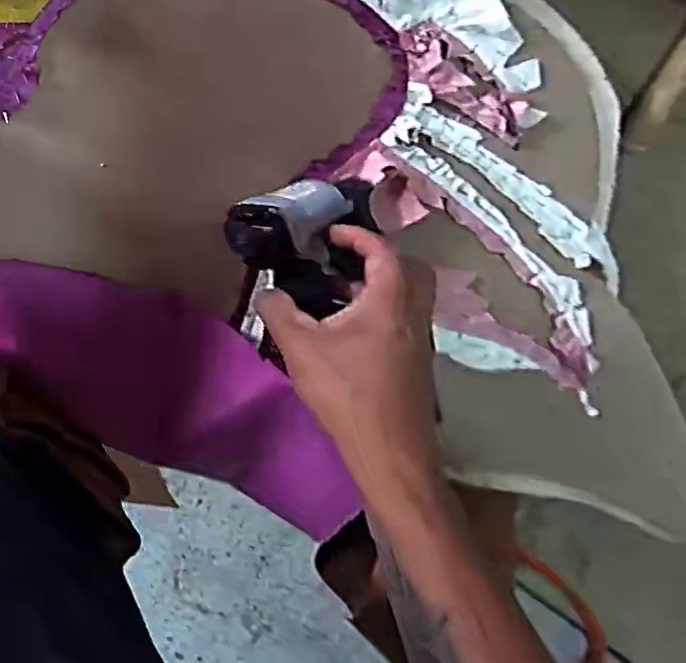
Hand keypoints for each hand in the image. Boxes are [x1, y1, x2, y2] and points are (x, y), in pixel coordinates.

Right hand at [256, 226, 441, 491]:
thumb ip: (277, 310)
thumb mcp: (298, 346)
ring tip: (333, 288)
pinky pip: (400, 317)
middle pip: (409, 270)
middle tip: (341, 256)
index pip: (384, 253)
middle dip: (377, 255)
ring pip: (407, 296)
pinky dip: (376, 306)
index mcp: (389, 305)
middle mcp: (412, 317)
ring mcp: (417, 342)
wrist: (389, 452)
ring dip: (375, 283)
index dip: (358, 235)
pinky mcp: (413, 362)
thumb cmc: (345, 391)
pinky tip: (342, 325)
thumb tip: (268, 291)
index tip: (330, 233)